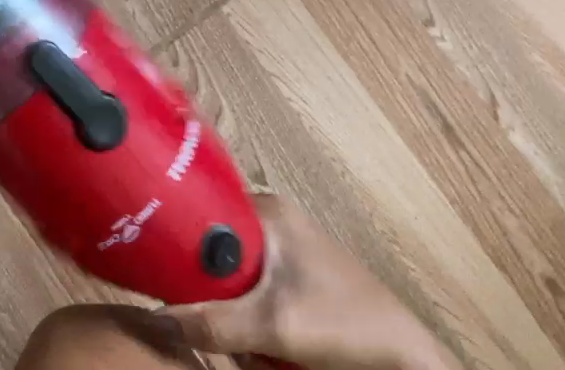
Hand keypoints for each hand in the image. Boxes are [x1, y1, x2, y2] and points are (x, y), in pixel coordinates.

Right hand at [158, 196, 460, 369]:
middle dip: (212, 301)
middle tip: (222, 332)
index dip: (176, 242)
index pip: (199, 210)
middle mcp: (271, 224)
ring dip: (235, 324)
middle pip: (212, 256)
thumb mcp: (273, 326)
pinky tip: (270, 354)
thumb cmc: (346, 325)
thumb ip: (212, 323)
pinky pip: (251, 301)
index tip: (160, 275)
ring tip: (257, 352)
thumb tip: (153, 319)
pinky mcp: (295, 286)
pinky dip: (253, 330)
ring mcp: (285, 255)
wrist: (411, 364)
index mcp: (266, 211)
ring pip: (230, 285)